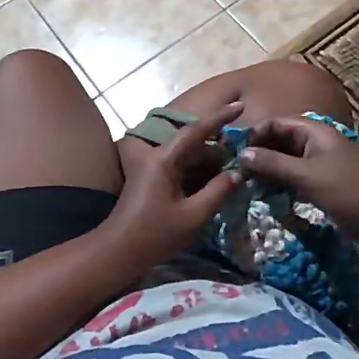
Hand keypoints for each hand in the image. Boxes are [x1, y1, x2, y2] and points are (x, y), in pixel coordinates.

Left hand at [100, 102, 242, 263]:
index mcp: (163, 160)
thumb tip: (238, 173)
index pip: (195, 131)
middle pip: (191, 140)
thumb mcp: (193, 215)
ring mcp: (151, 167)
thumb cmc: (155, 233)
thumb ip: (218, 191)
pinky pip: (180, 164)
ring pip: (186, 152)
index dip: (219, 117)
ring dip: (208, 155)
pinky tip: (213, 177)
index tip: (240, 106)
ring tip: (231, 161)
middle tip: (241, 144)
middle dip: (216, 139)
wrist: (118, 252)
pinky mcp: (152, 179)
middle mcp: (155, 157)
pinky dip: (198, 166)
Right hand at [236, 117, 358, 236]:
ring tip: (250, 182)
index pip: (278, 122)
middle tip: (240, 170)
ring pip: (289, 157)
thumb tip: (242, 153)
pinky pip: (297, 172)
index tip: (236, 152)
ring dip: (270, 167)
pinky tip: (269, 192)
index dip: (256, 134)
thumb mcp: (306, 176)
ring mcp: (322, 160)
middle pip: (282, 138)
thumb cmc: (345, 191)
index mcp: (316, 131)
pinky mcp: (325, 179)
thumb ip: (273, 163)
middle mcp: (318, 140)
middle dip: (261, 151)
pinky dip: (283, 179)